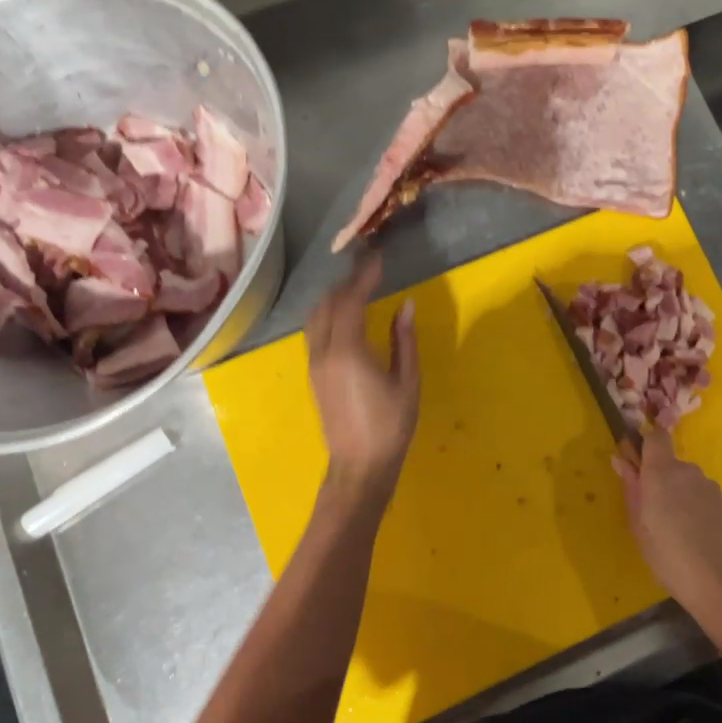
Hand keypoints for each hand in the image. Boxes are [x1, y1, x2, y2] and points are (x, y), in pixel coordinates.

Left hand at [306, 253, 419, 508]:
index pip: (352, 300)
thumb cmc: (391, 424)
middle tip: (370, 269)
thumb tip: (405, 305)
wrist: (360, 465)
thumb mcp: (407, 380)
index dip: (364, 276)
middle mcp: (324, 351)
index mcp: (348, 350)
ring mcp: (314, 363)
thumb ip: (404, 339)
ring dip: (334, 297)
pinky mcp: (314, 374)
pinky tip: (346, 316)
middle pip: (328, 304)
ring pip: (316, 317)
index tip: (378, 257)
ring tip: (357, 287)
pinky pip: (316, 331)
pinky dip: (329, 314)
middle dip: (347, 283)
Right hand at [614, 433, 721, 622]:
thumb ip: (631, 489)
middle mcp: (688, 471)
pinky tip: (691, 536)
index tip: (634, 461)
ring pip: (685, 481)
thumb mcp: (639, 526)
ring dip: (676, 495)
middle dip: (657, 479)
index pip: (655, 437)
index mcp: (662, 472)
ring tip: (671, 530)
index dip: (644, 443)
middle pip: (669, 462)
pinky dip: (692, 508)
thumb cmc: (669, 556)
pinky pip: (699, 496)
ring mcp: (709, 487)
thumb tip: (621, 460)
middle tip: (648, 512)